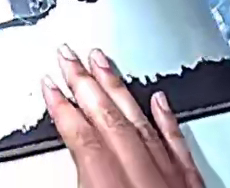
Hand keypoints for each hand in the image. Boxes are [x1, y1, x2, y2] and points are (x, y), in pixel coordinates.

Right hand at [43, 46, 203, 187]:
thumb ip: (80, 179)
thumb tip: (66, 152)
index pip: (83, 138)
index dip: (62, 107)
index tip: (48, 83)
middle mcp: (147, 183)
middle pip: (111, 121)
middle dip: (85, 83)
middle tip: (67, 54)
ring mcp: (175, 185)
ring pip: (143, 125)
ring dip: (118, 89)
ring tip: (100, 60)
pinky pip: (181, 149)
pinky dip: (168, 121)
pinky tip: (159, 98)